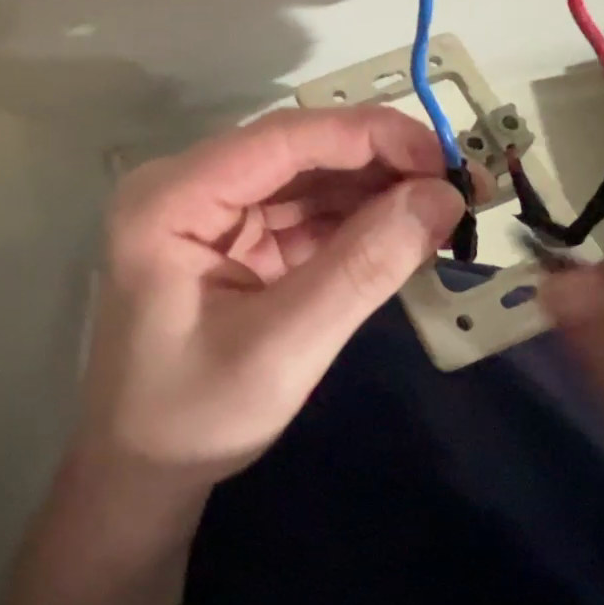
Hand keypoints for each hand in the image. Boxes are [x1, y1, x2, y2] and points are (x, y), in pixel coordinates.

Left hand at [0, 107, 463, 604]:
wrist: (142, 468)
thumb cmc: (196, 415)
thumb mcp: (283, 347)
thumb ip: (361, 268)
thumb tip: (442, 198)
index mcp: (170, 199)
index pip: (278, 140)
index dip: (366, 135)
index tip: (444, 157)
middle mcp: (182, 188)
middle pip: (292, 151)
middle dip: (377, 162)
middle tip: (460, 183)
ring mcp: (205, 212)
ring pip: (301, 178)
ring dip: (371, 189)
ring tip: (445, 206)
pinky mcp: (228, 239)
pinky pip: (297, 213)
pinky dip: (351, 220)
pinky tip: (402, 227)